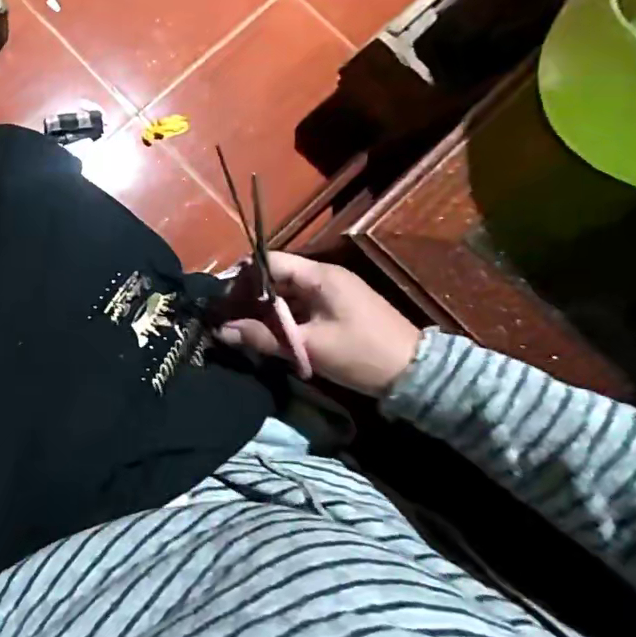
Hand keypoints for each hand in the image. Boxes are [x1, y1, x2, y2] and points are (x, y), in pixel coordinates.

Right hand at [217, 252, 421, 396]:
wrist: (414, 374)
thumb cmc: (361, 353)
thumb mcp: (310, 347)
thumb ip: (264, 337)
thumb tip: (221, 331)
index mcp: (320, 276)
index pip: (270, 262)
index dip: (243, 277)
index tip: (222, 300)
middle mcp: (324, 277)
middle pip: (277, 278)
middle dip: (250, 297)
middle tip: (226, 318)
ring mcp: (332, 294)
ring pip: (287, 295)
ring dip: (266, 311)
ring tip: (241, 329)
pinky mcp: (337, 311)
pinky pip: (301, 308)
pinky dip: (284, 320)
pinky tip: (267, 336)